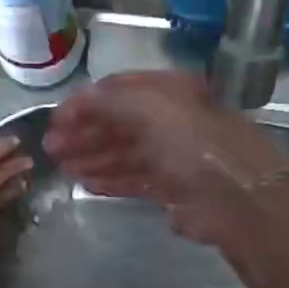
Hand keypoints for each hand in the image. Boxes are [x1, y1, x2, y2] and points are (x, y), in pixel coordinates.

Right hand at [43, 72, 288, 243]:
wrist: (236, 196)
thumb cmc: (192, 143)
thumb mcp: (149, 107)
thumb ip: (109, 100)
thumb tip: (80, 102)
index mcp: (169, 92)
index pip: (118, 91)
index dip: (84, 104)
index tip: (54, 121)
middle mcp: (171, 120)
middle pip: (119, 124)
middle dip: (84, 134)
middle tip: (52, 150)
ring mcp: (173, 155)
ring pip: (125, 153)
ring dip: (93, 158)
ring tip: (63, 170)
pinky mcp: (175, 189)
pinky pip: (136, 180)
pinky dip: (111, 180)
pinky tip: (87, 184)